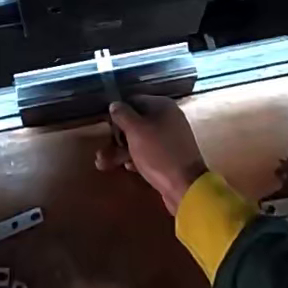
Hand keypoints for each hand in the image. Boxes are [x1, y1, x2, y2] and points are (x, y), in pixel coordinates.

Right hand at [93, 95, 209, 213]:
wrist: (185, 186)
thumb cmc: (158, 153)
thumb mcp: (136, 131)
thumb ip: (123, 115)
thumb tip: (115, 104)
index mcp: (162, 106)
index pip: (134, 101)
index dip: (118, 113)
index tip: (107, 127)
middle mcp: (168, 118)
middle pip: (136, 122)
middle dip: (117, 137)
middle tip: (102, 151)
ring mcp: (170, 138)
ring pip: (140, 139)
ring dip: (121, 151)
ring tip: (102, 164)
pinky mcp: (170, 156)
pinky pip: (149, 152)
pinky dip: (136, 158)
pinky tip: (127, 168)